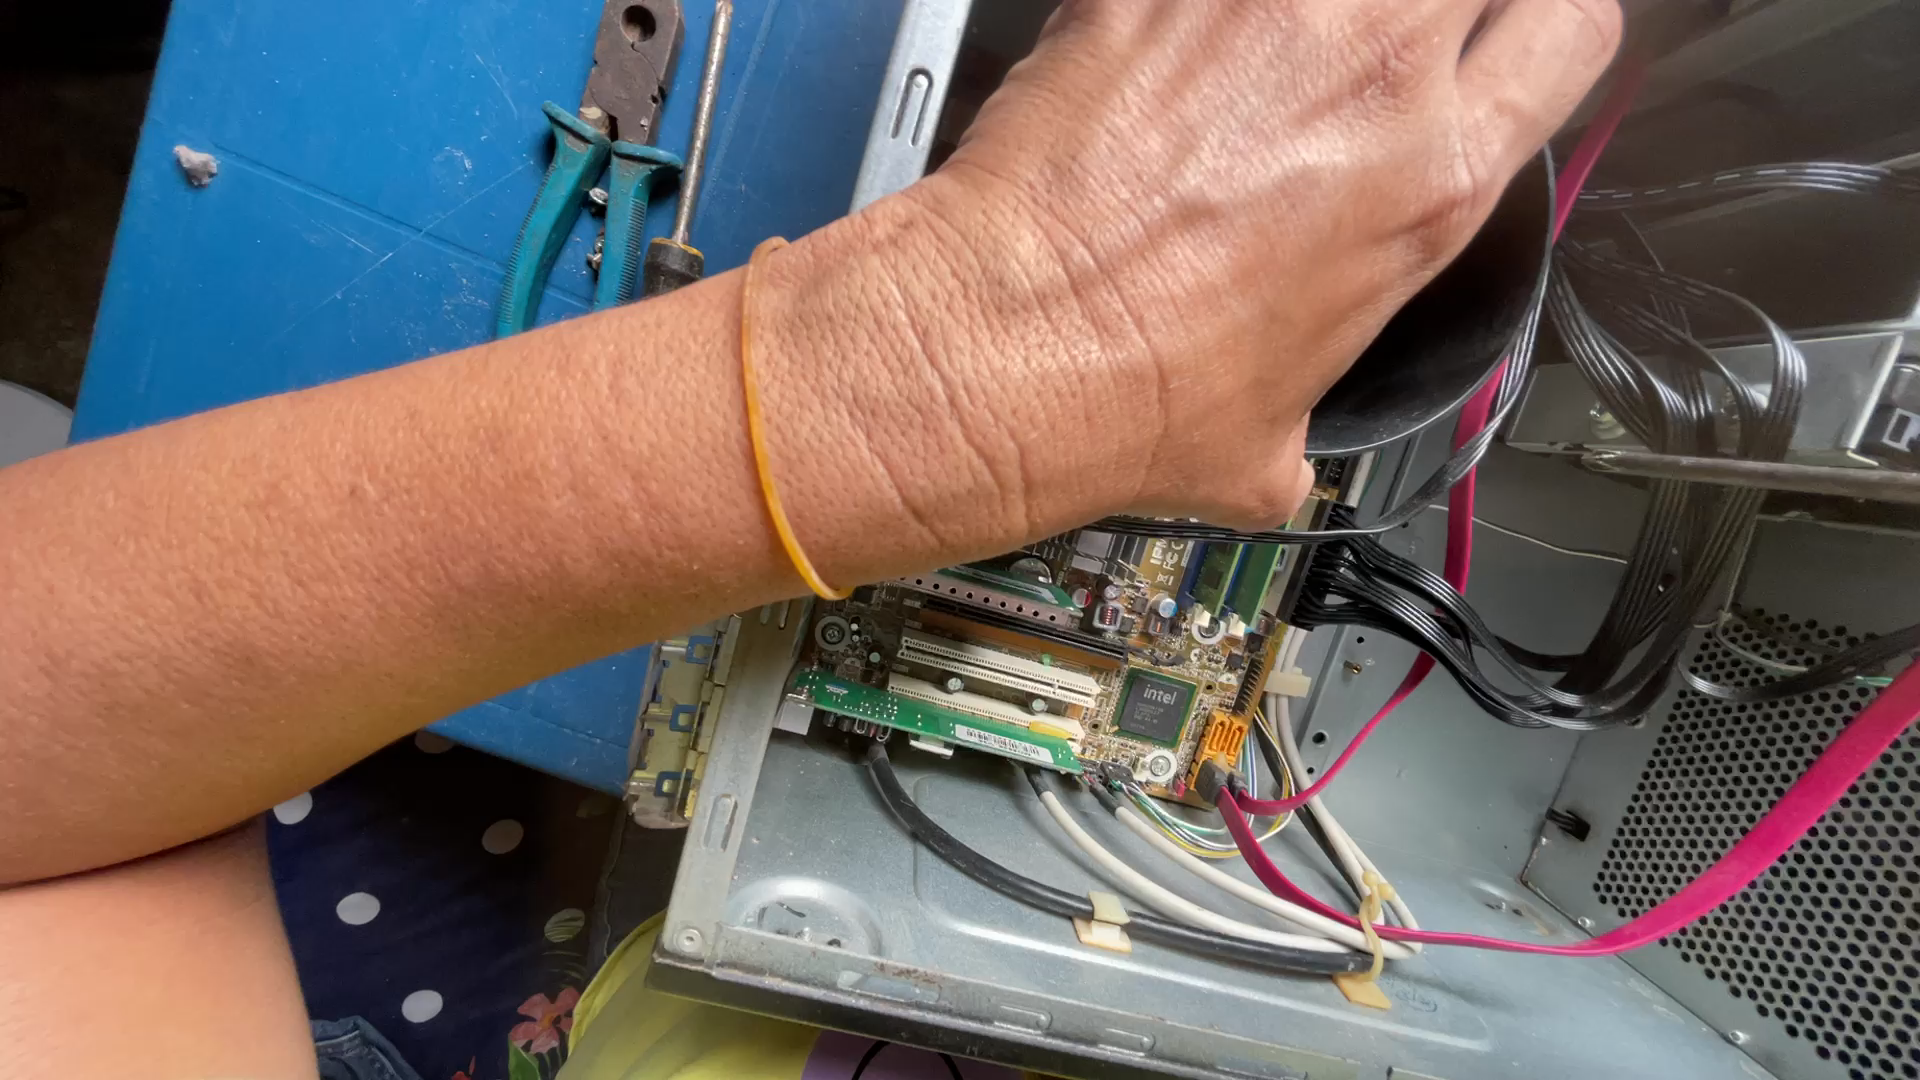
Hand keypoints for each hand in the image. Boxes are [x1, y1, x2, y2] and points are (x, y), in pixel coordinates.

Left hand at [891, 0, 1619, 529]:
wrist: (1009, 357)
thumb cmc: (1129, 406)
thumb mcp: (1256, 454)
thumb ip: (1298, 427)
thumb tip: (1278, 453)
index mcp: (1425, 185)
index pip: (1565, 40)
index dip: (1523, 45)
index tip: (1474, 64)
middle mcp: (1369, 69)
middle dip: (1423, 13)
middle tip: (1348, 58)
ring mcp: (1261, 6)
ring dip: (1304, 10)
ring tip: (1253, 62)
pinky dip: (1183, 12)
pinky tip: (1154, 61)